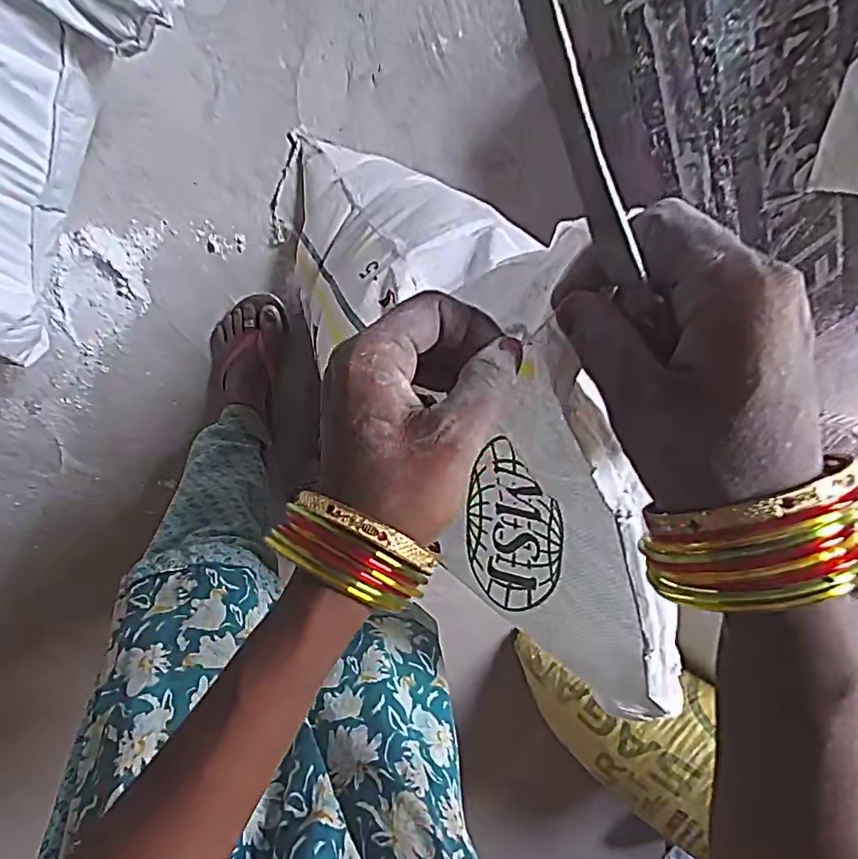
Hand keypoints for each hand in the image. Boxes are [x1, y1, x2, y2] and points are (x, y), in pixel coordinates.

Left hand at [320, 292, 522, 543]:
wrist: (359, 549)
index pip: (433, 309)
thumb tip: (506, 351)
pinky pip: (403, 379)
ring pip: (414, 353)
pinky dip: (435, 387)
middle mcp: (352, 362)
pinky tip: (458, 414)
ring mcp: (351, 385)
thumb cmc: (402, 498)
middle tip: (499, 379)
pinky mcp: (358, 409)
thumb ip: (486, 382)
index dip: (477, 327)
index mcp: (369, 357)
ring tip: (484, 398)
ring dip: (453, 368)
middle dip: (466, 346)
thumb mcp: (455, 437)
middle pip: (421, 327)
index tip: (503, 358)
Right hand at [553, 199, 822, 511]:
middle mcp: (769, 279)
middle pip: (677, 245)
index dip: (600, 257)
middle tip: (606, 342)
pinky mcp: (777, 331)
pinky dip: (679, 323)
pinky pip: (715, 302)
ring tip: (640, 368)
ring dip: (652, 308)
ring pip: (693, 274)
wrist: (765, 521)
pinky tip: (669, 372)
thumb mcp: (636, 399)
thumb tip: (575, 300)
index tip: (574, 304)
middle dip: (627, 285)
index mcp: (736, 287)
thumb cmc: (704, 465)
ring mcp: (780, 304)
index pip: (654, 226)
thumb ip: (599, 333)